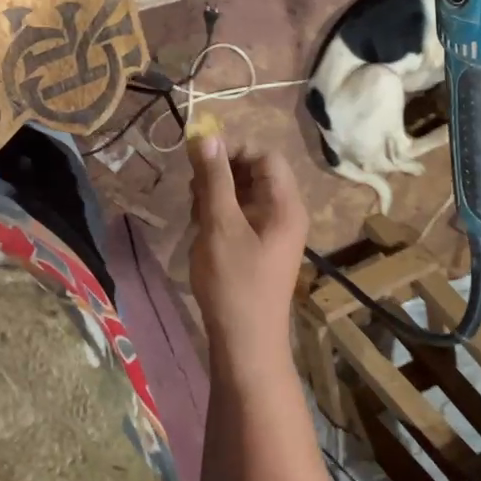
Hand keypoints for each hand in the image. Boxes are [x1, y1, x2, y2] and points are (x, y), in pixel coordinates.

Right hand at [188, 132, 309, 362]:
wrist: (245, 344)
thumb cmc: (234, 282)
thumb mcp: (220, 225)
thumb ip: (214, 178)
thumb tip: (207, 136)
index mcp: (285, 204)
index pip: (264, 156)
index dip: (233, 151)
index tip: (201, 162)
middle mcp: (285, 213)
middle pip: (254, 172)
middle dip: (221, 173)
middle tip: (194, 191)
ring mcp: (273, 232)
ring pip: (244, 192)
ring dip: (217, 193)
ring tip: (197, 214)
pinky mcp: (260, 247)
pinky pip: (241, 214)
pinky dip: (220, 213)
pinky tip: (202, 230)